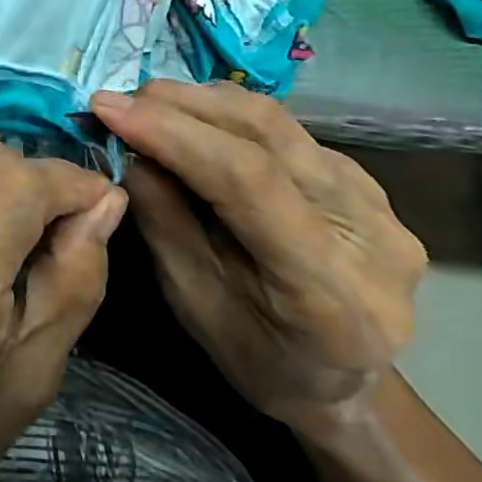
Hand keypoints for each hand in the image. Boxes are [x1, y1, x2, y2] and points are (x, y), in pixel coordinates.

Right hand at [92, 81, 429, 431]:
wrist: (341, 381)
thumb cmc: (255, 355)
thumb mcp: (190, 299)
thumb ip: (161, 218)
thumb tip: (126, 146)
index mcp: (332, 291)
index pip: (247, 179)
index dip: (170, 132)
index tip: (105, 108)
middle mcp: (372, 235)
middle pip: (264, 132)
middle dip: (177, 104)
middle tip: (115, 102)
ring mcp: (377, 202)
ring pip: (273, 119)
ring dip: (196, 100)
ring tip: (143, 106)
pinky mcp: (364, 180)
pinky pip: (282, 128)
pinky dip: (222, 114)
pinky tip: (188, 124)